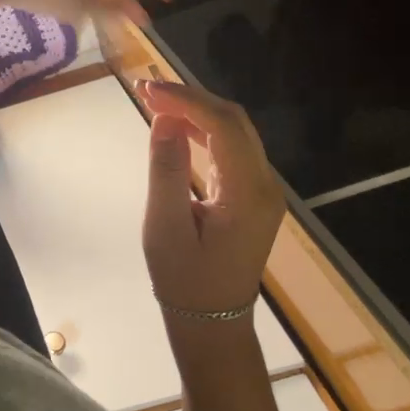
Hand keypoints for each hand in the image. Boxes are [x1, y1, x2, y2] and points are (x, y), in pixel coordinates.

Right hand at [139, 78, 284, 314]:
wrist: (211, 322)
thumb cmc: (184, 278)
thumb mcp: (165, 226)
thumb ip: (166, 169)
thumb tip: (165, 118)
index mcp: (248, 194)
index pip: (223, 126)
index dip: (186, 99)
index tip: (146, 89)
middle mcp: (264, 186)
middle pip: (234, 121)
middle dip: (190, 97)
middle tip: (145, 88)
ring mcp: (261, 190)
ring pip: (234, 130)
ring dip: (195, 109)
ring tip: (153, 99)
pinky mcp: (251, 194)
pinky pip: (230, 147)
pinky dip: (202, 128)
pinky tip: (174, 123)